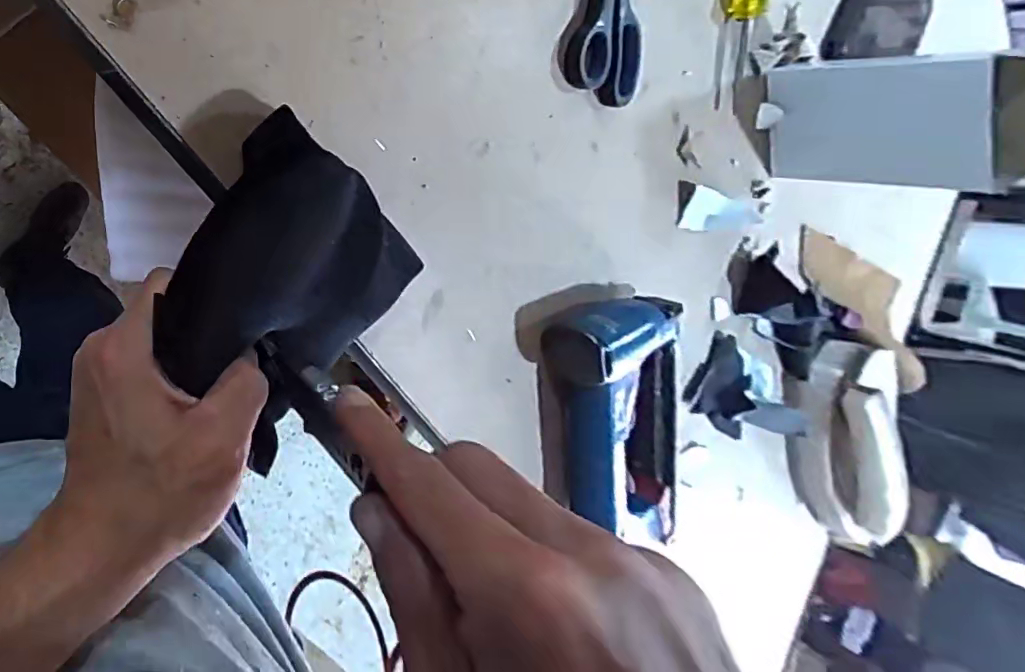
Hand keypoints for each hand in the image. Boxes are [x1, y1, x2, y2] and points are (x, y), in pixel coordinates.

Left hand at [49, 268, 269, 572]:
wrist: (101, 548)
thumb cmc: (158, 493)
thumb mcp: (222, 440)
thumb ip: (245, 383)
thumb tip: (247, 355)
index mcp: (121, 346)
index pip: (166, 282)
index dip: (204, 293)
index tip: (231, 320)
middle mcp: (98, 347)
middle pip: (161, 312)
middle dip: (198, 332)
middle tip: (230, 363)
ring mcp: (92, 371)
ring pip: (152, 340)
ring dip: (183, 359)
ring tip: (213, 389)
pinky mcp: (95, 394)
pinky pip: (138, 364)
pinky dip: (164, 377)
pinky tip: (187, 408)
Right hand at [334, 389, 736, 671]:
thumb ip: (412, 597)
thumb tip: (376, 509)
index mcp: (532, 596)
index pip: (430, 483)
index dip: (380, 440)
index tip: (349, 401)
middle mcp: (591, 555)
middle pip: (474, 464)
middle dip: (430, 481)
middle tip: (409, 534)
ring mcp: (642, 561)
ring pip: (525, 496)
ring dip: (488, 522)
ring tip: (495, 603)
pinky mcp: (675, 575)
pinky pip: (578, 531)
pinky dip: (544, 552)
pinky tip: (561, 625)